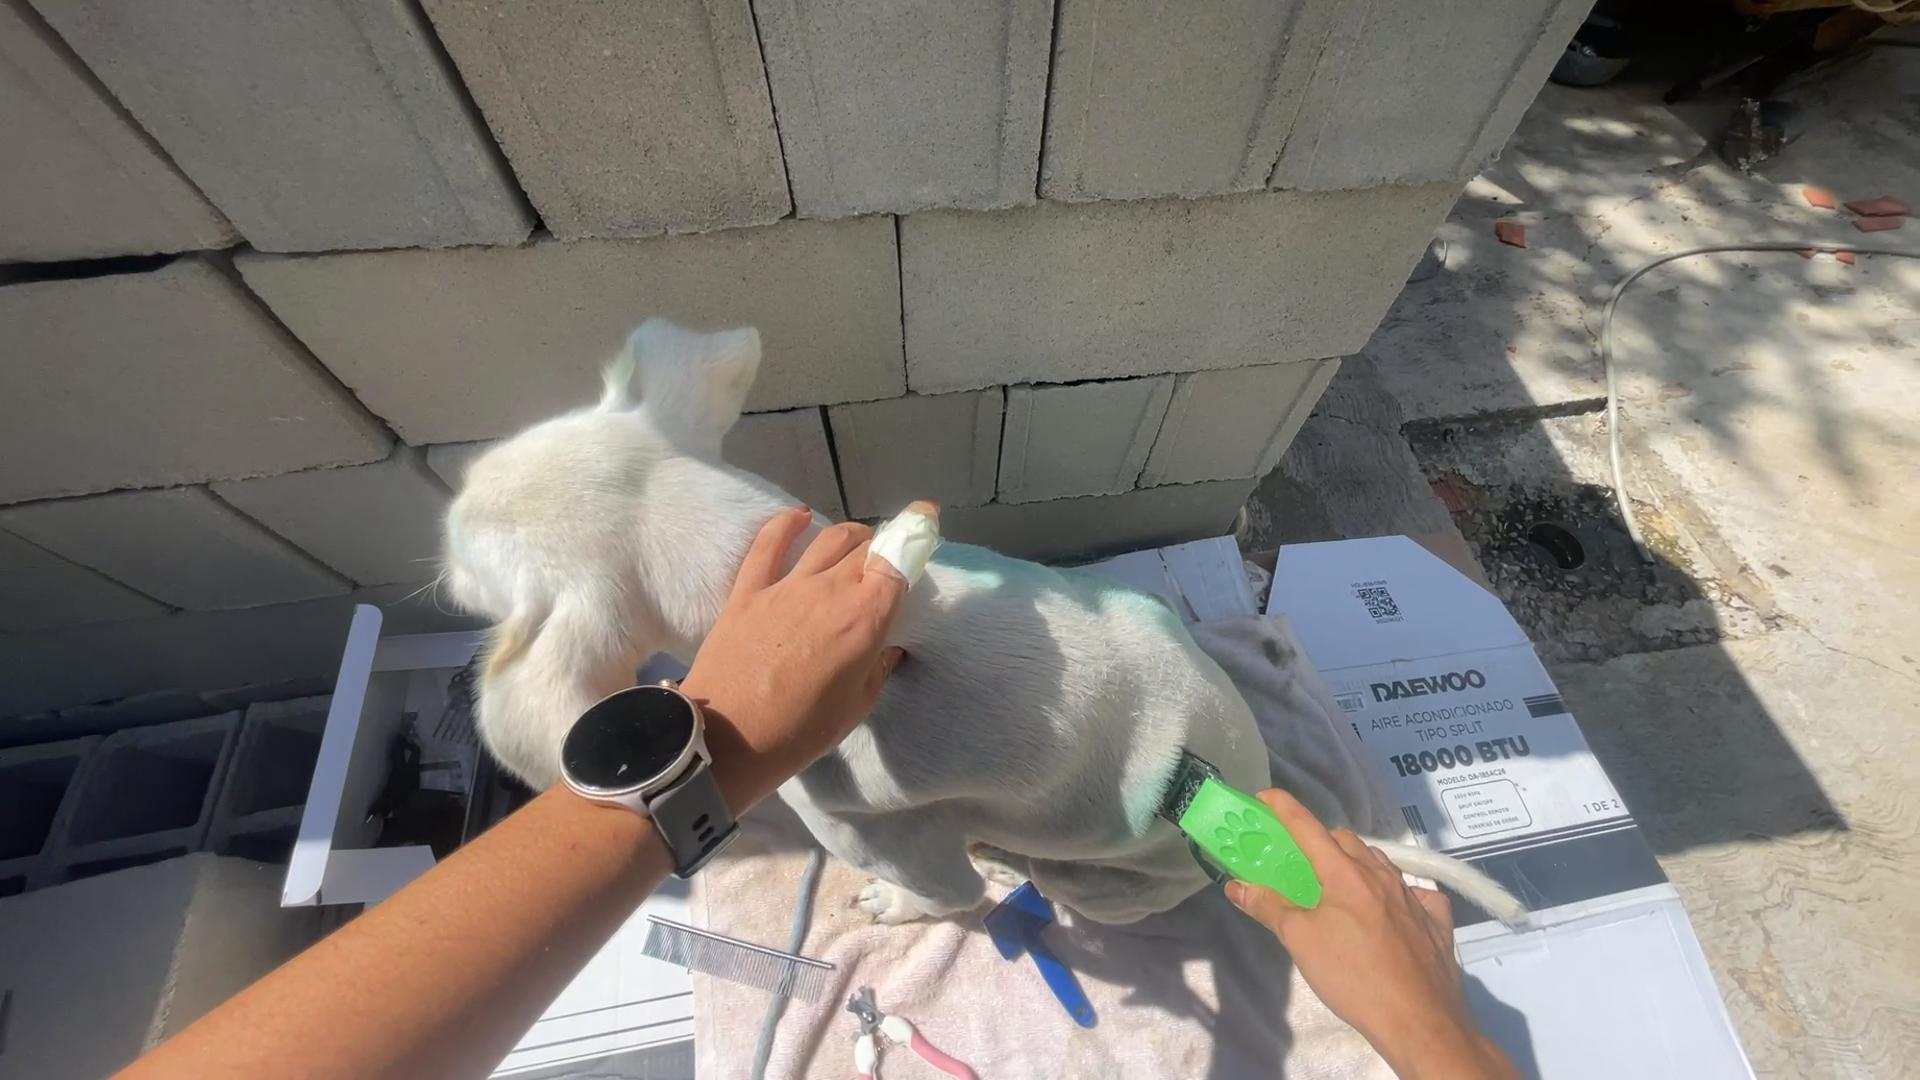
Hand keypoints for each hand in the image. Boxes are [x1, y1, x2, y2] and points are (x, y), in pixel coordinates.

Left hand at [682, 506, 909, 811]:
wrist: (727, 741)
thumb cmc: (801, 731)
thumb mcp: (857, 706)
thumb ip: (878, 667)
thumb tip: (887, 646)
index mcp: (866, 618)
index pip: (898, 561)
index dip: (915, 536)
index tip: (926, 518)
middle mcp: (831, 590)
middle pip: (867, 546)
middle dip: (884, 544)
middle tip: (887, 559)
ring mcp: (787, 585)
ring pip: (827, 538)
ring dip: (850, 533)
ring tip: (857, 541)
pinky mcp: (748, 589)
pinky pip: (769, 543)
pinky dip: (787, 523)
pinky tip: (800, 516)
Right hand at [1228, 790, 1517, 1079]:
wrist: (1422, 1027)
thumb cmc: (1354, 977)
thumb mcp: (1299, 941)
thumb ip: (1268, 907)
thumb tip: (1236, 886)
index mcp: (1343, 872)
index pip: (1307, 825)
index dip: (1283, 806)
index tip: (1265, 797)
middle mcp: (1380, 875)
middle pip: (1345, 840)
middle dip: (1321, 841)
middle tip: (1303, 862)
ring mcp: (1413, 898)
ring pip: (1380, 862)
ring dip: (1357, 862)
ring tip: (1342, 885)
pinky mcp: (1437, 924)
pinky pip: (1419, 893)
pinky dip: (1402, 891)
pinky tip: (1396, 908)